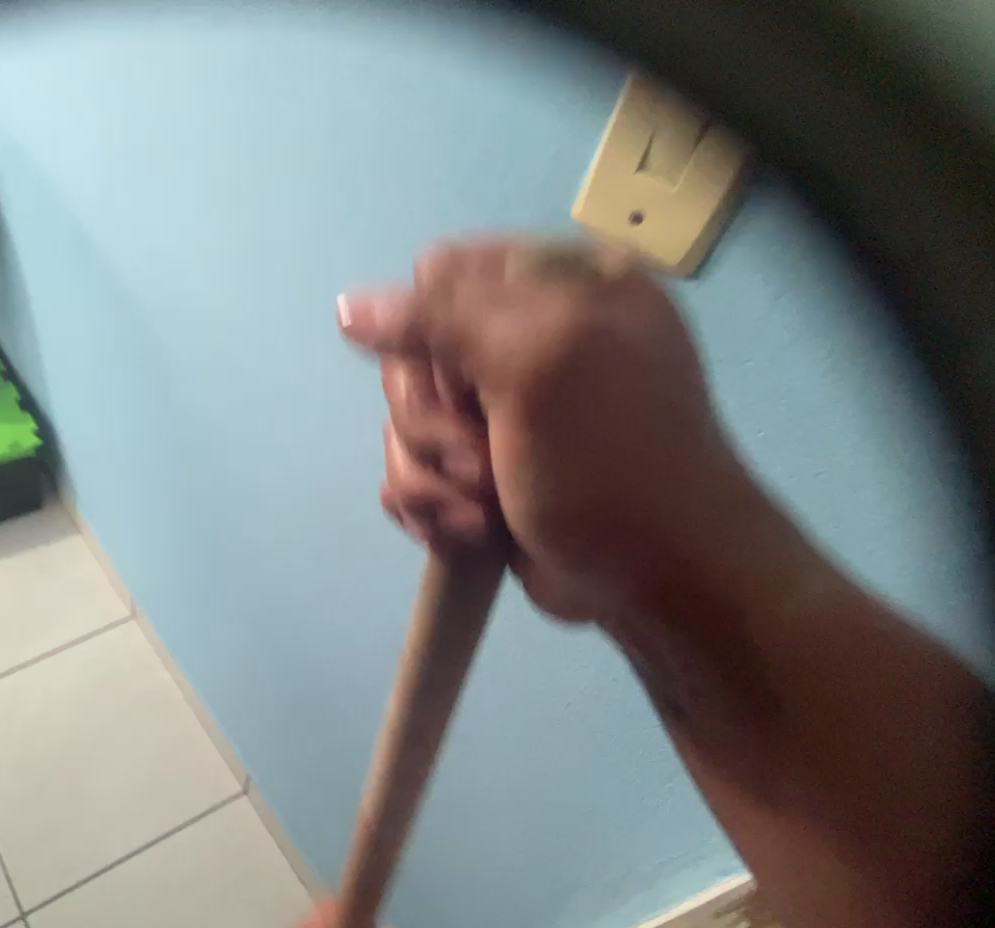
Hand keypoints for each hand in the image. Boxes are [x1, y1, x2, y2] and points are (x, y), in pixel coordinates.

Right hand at [339, 238, 771, 626]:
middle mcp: (520, 346)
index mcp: (552, 291)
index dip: (434, 335)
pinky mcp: (474, 473)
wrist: (650, 579)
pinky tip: (471, 531)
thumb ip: (438, 319)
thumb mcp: (536, 364)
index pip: (438, 280)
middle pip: (408, 363)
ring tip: (486, 509)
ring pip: (401, 428)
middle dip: (434, 424)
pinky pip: (407, 475)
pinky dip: (431, 509)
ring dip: (433, 478)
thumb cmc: (609, 461)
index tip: (472, 382)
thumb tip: (344, 306)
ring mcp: (494, 416)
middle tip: (484, 457)